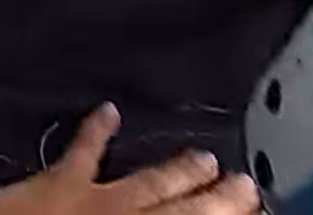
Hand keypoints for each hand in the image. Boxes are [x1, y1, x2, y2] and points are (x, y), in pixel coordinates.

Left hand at [0, 104, 257, 214]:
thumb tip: (156, 211)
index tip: (248, 209)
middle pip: (184, 213)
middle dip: (218, 202)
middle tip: (246, 184)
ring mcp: (98, 203)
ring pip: (149, 184)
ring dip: (178, 171)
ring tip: (205, 157)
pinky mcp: (64, 181)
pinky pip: (86, 150)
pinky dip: (97, 128)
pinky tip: (108, 109)